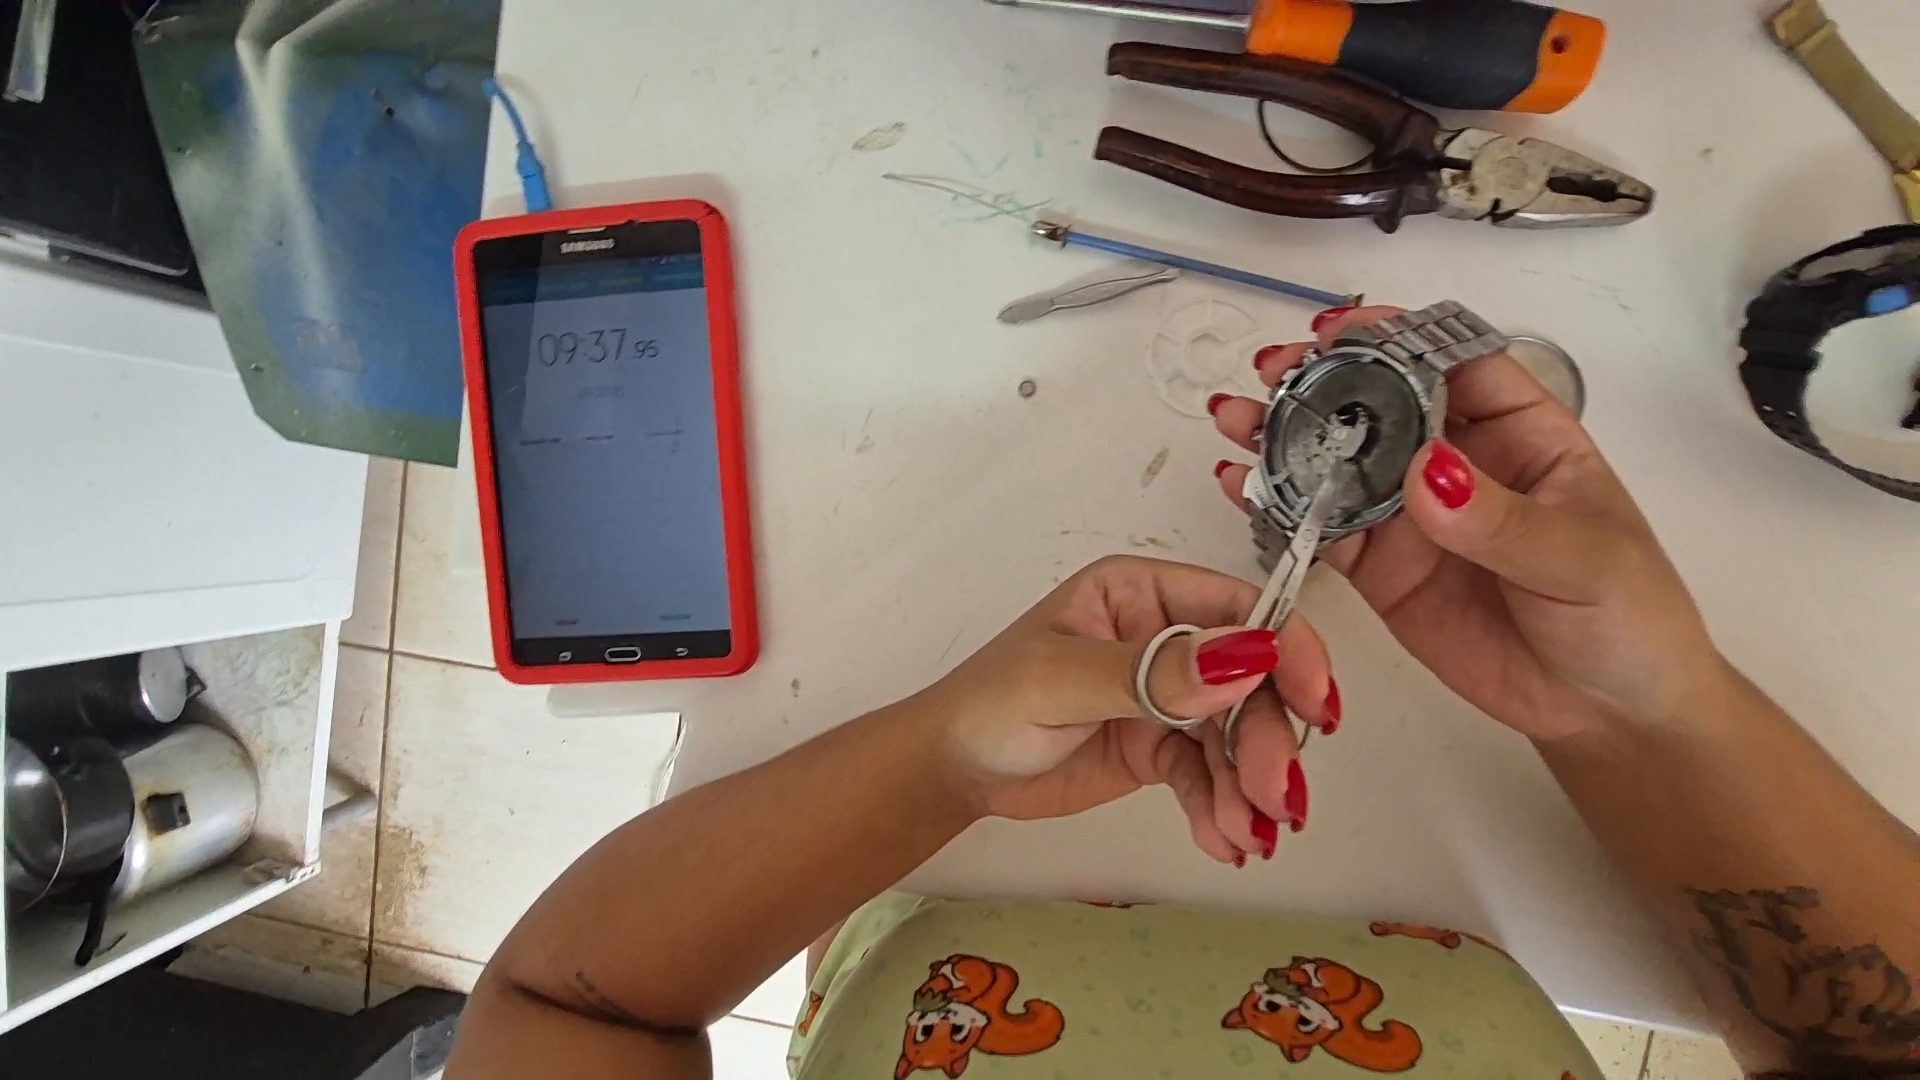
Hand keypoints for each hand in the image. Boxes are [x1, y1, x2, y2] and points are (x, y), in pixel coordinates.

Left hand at [914, 555, 1335, 862]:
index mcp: (1138, 594)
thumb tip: (1246, 658)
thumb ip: (1149, 671)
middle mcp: (1161, 637)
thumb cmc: (991, 702)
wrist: (957, 769)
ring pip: (1235, 735)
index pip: (1234, 607)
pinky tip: (1226, 843)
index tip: (1317, 706)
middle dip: (1266, 740)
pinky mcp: (1158, 747)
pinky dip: (1223, 809)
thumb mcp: (1060, 678)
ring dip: (1251, 786)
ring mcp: (1163, 696)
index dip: (1285, 650)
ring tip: (1248, 835)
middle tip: (1275, 799)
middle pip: (1247, 680)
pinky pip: (1208, 775)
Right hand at [1210, 306, 1719, 740]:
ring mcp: (1406, 516)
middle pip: (1376, 405)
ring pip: (1334, 462)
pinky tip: (1240, 485)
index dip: (1398, 339)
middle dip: (1320, 382)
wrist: (1594, 710)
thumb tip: (1426, 473)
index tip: (1341, 330)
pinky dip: (1276, 505)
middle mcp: (1452, 466)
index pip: (1455, 366)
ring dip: (1282, 437)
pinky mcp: (1374, 565)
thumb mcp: (1584, 562)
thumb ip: (1503, 520)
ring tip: (1234, 419)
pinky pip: (1317, 527)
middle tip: (1270, 373)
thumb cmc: (1623, 620)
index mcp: (1520, 437)